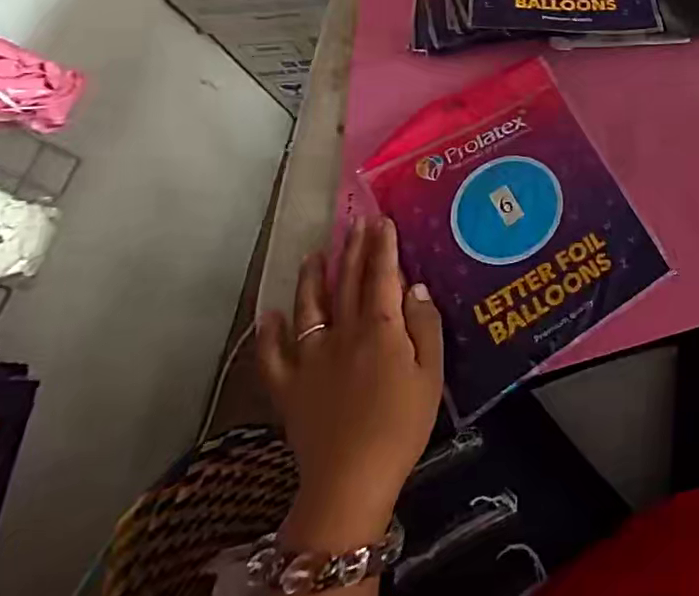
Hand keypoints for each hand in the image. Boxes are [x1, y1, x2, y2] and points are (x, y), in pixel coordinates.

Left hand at [257, 217, 443, 550]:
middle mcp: (343, 334)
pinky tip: (269, 315)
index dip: (383, 247)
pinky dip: (268, 333)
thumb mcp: (431, 373)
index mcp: (381, 329)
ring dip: (312, 278)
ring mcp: (310, 359)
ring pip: (309, 308)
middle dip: (353, 250)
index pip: (383, 276)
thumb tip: (416, 288)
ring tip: (314, 254)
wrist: (351, 478)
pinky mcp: (288, 387)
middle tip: (356, 223)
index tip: (382, 220)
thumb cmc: (403, 422)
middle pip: (348, 284)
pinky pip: (272, 355)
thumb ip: (424, 326)